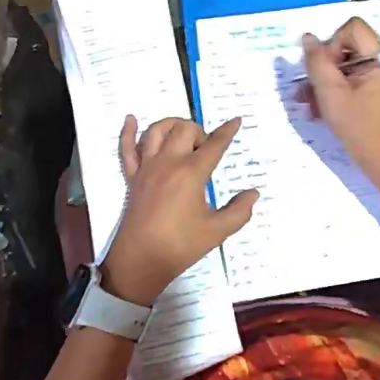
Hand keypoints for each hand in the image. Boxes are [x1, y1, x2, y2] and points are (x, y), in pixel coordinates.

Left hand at [99, 115, 257, 305]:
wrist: (141, 260)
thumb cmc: (181, 245)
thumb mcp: (218, 231)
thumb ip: (239, 210)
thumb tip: (253, 194)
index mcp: (192, 173)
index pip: (214, 145)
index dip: (227, 131)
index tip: (236, 120)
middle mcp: (168, 162)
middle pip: (184, 129)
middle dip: (200, 131)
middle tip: (206, 150)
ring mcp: (147, 167)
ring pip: (156, 131)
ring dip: (171, 125)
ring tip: (182, 132)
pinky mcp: (132, 177)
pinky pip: (126, 148)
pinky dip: (127, 131)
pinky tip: (130, 119)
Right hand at [301, 18, 379, 184]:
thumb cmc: (359, 127)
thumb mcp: (331, 94)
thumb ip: (317, 62)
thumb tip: (307, 38)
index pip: (352, 28)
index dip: (332, 44)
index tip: (326, 71)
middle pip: (346, 47)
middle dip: (324, 67)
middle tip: (310, 89)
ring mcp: (379, 78)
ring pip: (344, 66)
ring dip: (324, 82)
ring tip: (309, 103)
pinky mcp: (374, 92)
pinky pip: (350, 81)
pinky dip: (334, 92)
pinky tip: (320, 110)